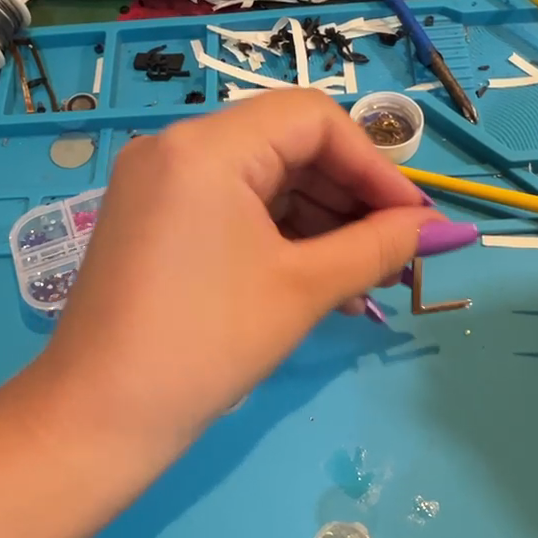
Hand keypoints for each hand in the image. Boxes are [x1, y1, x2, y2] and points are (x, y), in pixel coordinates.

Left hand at [31, 90, 469, 455]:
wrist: (99, 418)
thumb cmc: (205, 345)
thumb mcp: (302, 290)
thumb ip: (377, 246)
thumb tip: (438, 228)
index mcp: (206, 145)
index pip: (313, 119)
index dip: (374, 166)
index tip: (414, 220)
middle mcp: (174, 147)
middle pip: (286, 146)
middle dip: (349, 198)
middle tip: (396, 253)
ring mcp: (156, 184)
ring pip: (261, 180)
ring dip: (319, 222)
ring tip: (365, 278)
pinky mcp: (151, 220)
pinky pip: (230, 208)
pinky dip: (278, 236)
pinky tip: (319, 279)